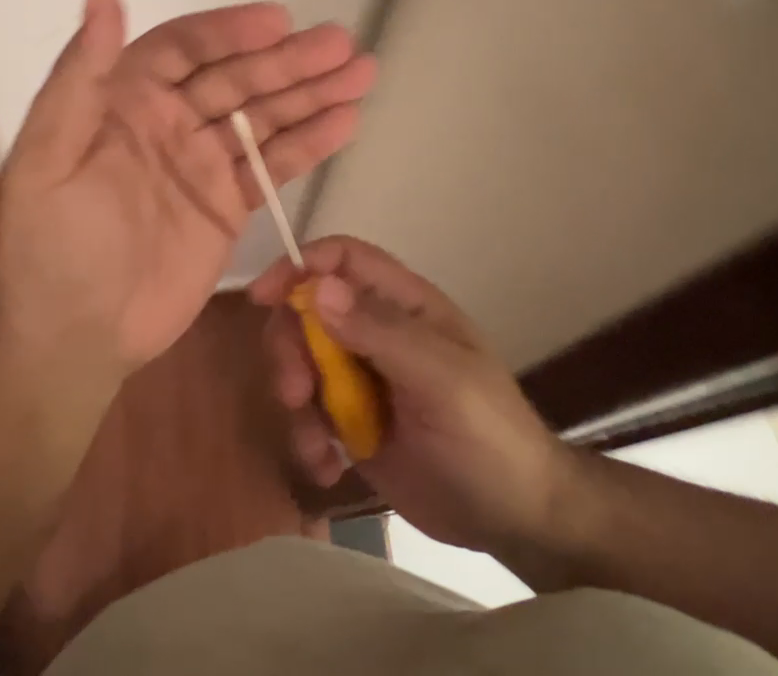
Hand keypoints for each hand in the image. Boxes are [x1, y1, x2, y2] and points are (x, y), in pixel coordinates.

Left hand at [0, 0, 376, 374]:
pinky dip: (309, 144)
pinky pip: (273, 167)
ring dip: (312, 94)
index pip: (184, 50)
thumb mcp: (48, 157)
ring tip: (363, 72)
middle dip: (289, 61)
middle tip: (343, 45)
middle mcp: (169, 122)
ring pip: (264, 118)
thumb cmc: (50, 246)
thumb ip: (79, 77)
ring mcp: (203, 164)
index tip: (280, 23)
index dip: (230, 32)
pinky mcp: (228, 206)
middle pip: (237, 79)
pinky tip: (346, 121)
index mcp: (123, 101)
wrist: (74, 335)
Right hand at [248, 237, 577, 554]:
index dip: (301, 266)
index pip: (344, 260)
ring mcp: (364, 380)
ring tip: (320, 447)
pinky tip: (329, 469)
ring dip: (296, 403)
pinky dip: (308, 440)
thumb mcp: (442, 380)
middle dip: (291, 349)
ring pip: (302, 364)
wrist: (513, 517)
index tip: (264, 298)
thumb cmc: (489, 437)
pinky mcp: (354, 424)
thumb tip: (317, 286)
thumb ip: (381, 332)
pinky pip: (310, 416)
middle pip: (309, 313)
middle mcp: (380, 334)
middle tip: (296, 394)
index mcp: (407, 307)